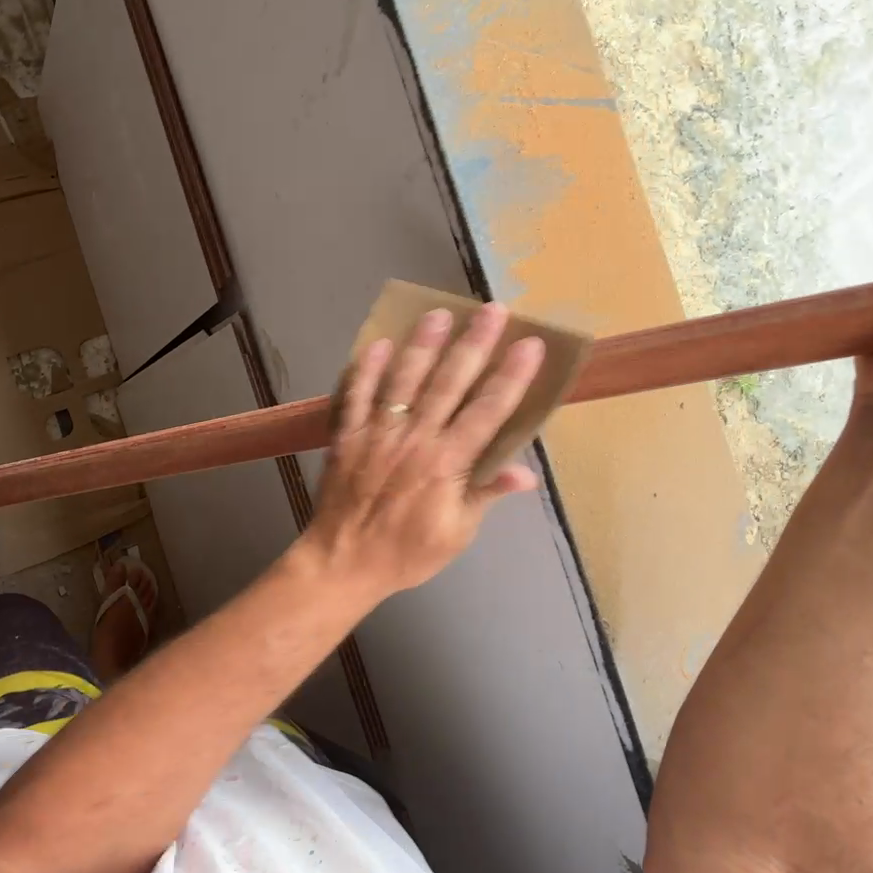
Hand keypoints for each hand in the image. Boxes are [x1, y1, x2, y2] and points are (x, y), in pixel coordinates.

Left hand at [294, 302, 545, 598]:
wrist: (343, 562)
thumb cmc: (406, 553)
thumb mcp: (456, 533)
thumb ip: (485, 495)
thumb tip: (525, 473)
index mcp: (447, 463)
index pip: (487, 410)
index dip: (511, 376)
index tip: (529, 344)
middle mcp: (414, 439)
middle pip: (449, 383)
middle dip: (473, 345)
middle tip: (491, 310)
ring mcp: (376, 434)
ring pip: (402, 381)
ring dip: (421, 345)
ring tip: (437, 313)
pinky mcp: (346, 436)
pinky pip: (354, 396)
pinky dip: (364, 369)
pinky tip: (376, 343)